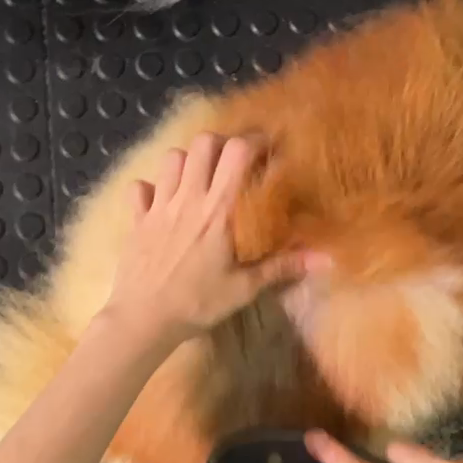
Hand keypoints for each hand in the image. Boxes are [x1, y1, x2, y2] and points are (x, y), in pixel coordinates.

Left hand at [98, 133, 317, 344]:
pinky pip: (139, 187)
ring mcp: (158, 206)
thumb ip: (282, 268)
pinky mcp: (136, 220)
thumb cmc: (197, 304)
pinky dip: (150, 187)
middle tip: (232, 163)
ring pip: (172, 158)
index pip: (237, 153)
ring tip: (199, 179)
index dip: (254, 143)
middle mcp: (187, 198)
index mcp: (217, 211)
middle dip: (221, 144)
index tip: (266, 151)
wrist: (143, 319)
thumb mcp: (243, 288)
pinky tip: (159, 201)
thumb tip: (326, 259)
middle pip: (203, 143)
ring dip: (187, 161)